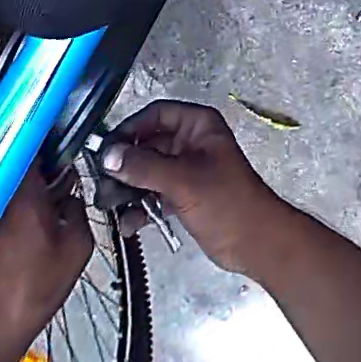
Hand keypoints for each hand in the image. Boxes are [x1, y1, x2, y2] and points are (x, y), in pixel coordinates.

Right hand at [99, 100, 293, 274]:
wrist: (259, 246)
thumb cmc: (227, 202)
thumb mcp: (183, 181)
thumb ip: (144, 166)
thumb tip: (107, 155)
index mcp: (197, 125)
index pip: (155, 115)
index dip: (130, 129)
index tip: (106, 149)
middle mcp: (189, 141)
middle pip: (147, 144)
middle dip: (124, 165)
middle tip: (101, 183)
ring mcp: (185, 169)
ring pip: (147, 170)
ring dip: (127, 188)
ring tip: (107, 206)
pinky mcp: (182, 194)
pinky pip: (153, 192)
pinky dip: (139, 206)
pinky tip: (127, 223)